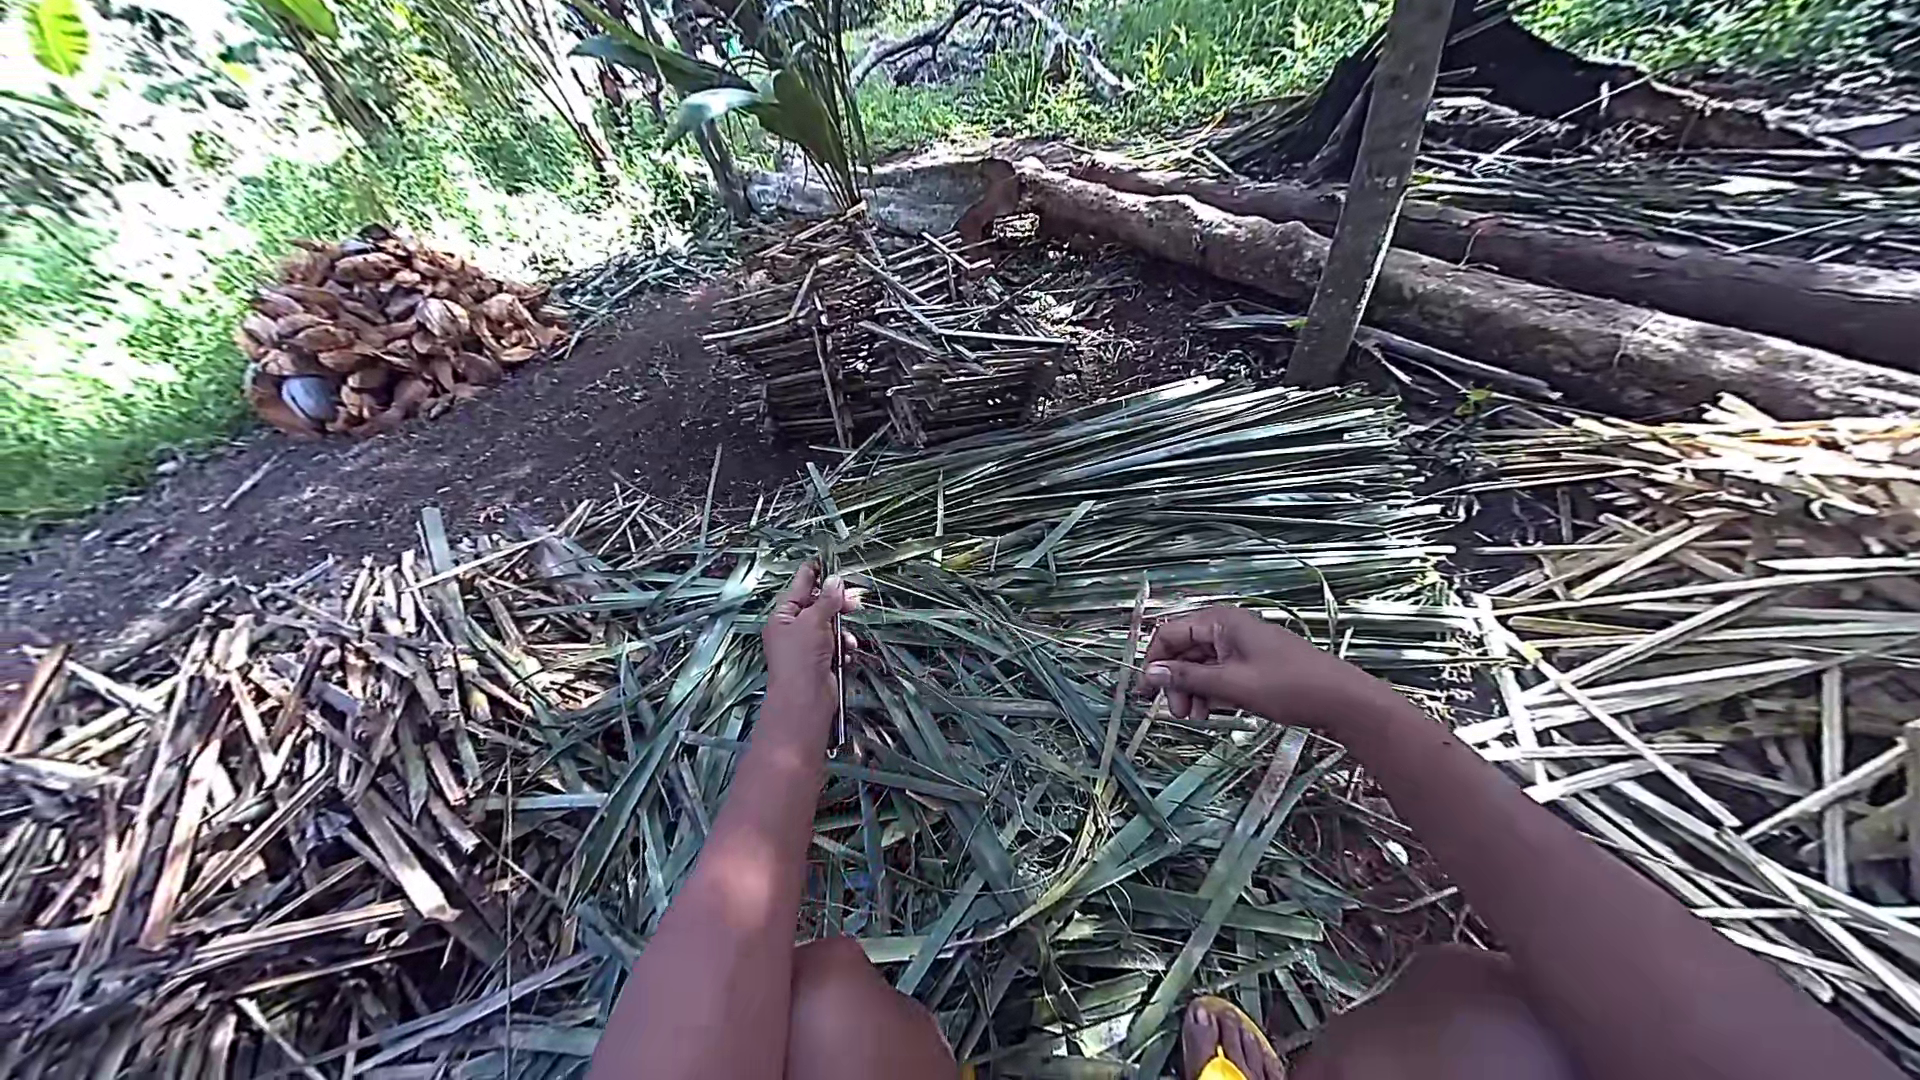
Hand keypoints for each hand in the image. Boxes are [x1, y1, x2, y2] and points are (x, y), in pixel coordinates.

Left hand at [763, 563, 860, 700]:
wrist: (805, 699)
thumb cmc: (801, 657)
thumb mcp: (814, 621)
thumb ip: (826, 599)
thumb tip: (835, 580)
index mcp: (783, 616)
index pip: (799, 586)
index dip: (814, 573)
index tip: (828, 560)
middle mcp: (793, 629)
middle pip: (818, 606)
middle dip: (836, 604)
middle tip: (853, 601)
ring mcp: (807, 646)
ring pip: (831, 626)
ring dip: (842, 630)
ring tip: (847, 638)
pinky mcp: (821, 660)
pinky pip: (836, 644)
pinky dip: (843, 646)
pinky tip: (846, 651)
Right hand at [1138, 606, 1398, 730]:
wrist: (1344, 701)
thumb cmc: (1289, 686)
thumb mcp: (1231, 684)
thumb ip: (1187, 678)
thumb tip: (1152, 674)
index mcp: (1220, 621)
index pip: (1169, 634)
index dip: (1154, 662)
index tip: (1146, 691)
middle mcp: (1226, 627)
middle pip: (1183, 651)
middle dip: (1175, 681)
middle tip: (1177, 711)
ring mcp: (1239, 645)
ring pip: (1199, 665)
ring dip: (1191, 690)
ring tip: (1195, 716)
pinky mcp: (1251, 662)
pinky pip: (1217, 673)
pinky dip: (1209, 691)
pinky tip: (1210, 711)